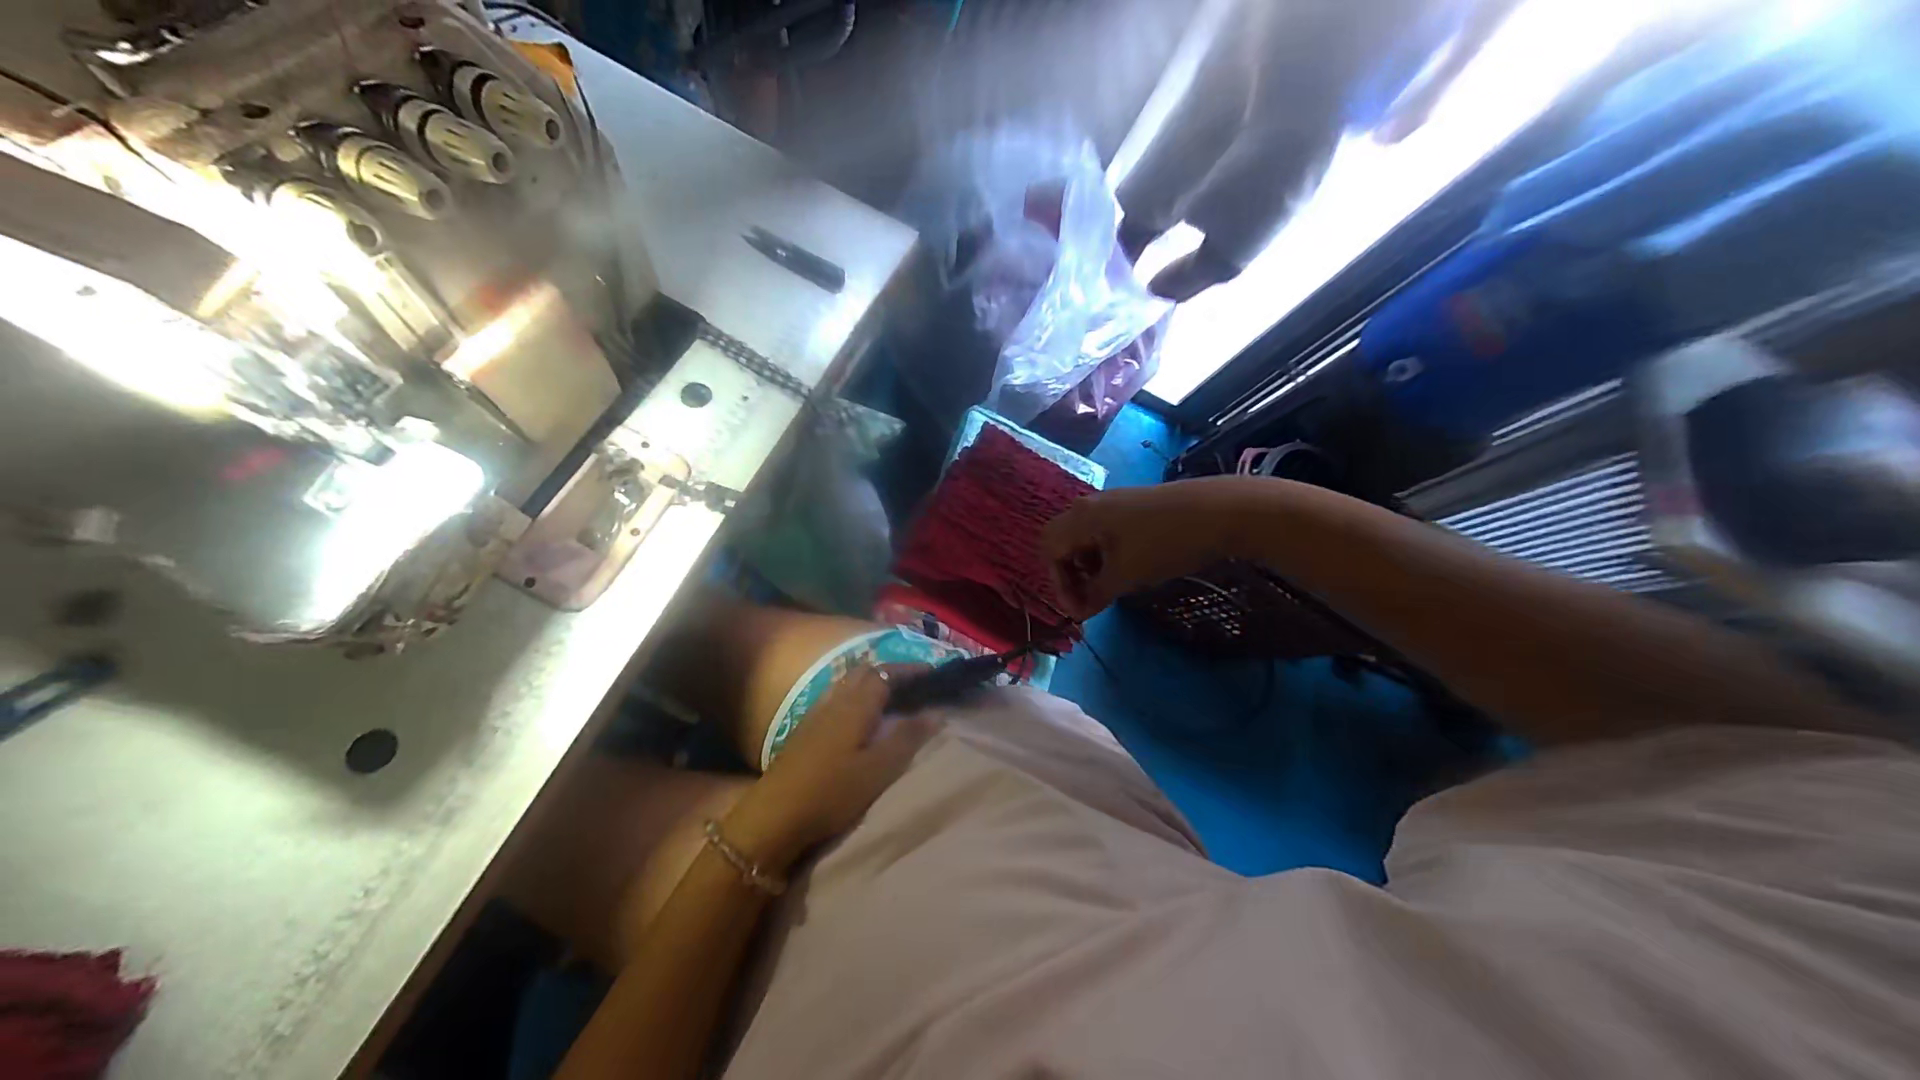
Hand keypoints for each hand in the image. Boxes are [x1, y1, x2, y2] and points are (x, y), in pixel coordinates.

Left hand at [721, 666, 938, 871]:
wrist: (773, 816)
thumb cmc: (831, 792)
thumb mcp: (878, 769)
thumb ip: (907, 738)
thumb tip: (936, 712)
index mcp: (855, 705)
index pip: (885, 673)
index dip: (909, 670)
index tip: (933, 674)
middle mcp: (835, 701)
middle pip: (864, 672)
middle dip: (891, 673)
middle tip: (915, 685)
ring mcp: (816, 714)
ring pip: (847, 685)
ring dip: (871, 683)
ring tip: (892, 698)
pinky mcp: (805, 731)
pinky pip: (837, 699)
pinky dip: (856, 697)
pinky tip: (859, 718)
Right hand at [1040, 477, 1261, 620]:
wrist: (1218, 511)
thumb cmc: (1163, 544)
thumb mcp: (1125, 575)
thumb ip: (1095, 595)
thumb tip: (1079, 612)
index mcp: (1081, 518)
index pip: (1049, 551)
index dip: (1058, 584)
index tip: (1079, 611)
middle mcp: (1091, 505)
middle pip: (1064, 542)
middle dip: (1072, 575)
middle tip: (1091, 600)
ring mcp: (1115, 503)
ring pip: (1087, 538)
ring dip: (1090, 567)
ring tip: (1112, 588)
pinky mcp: (1136, 506)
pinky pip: (1107, 532)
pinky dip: (1108, 555)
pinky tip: (1131, 569)